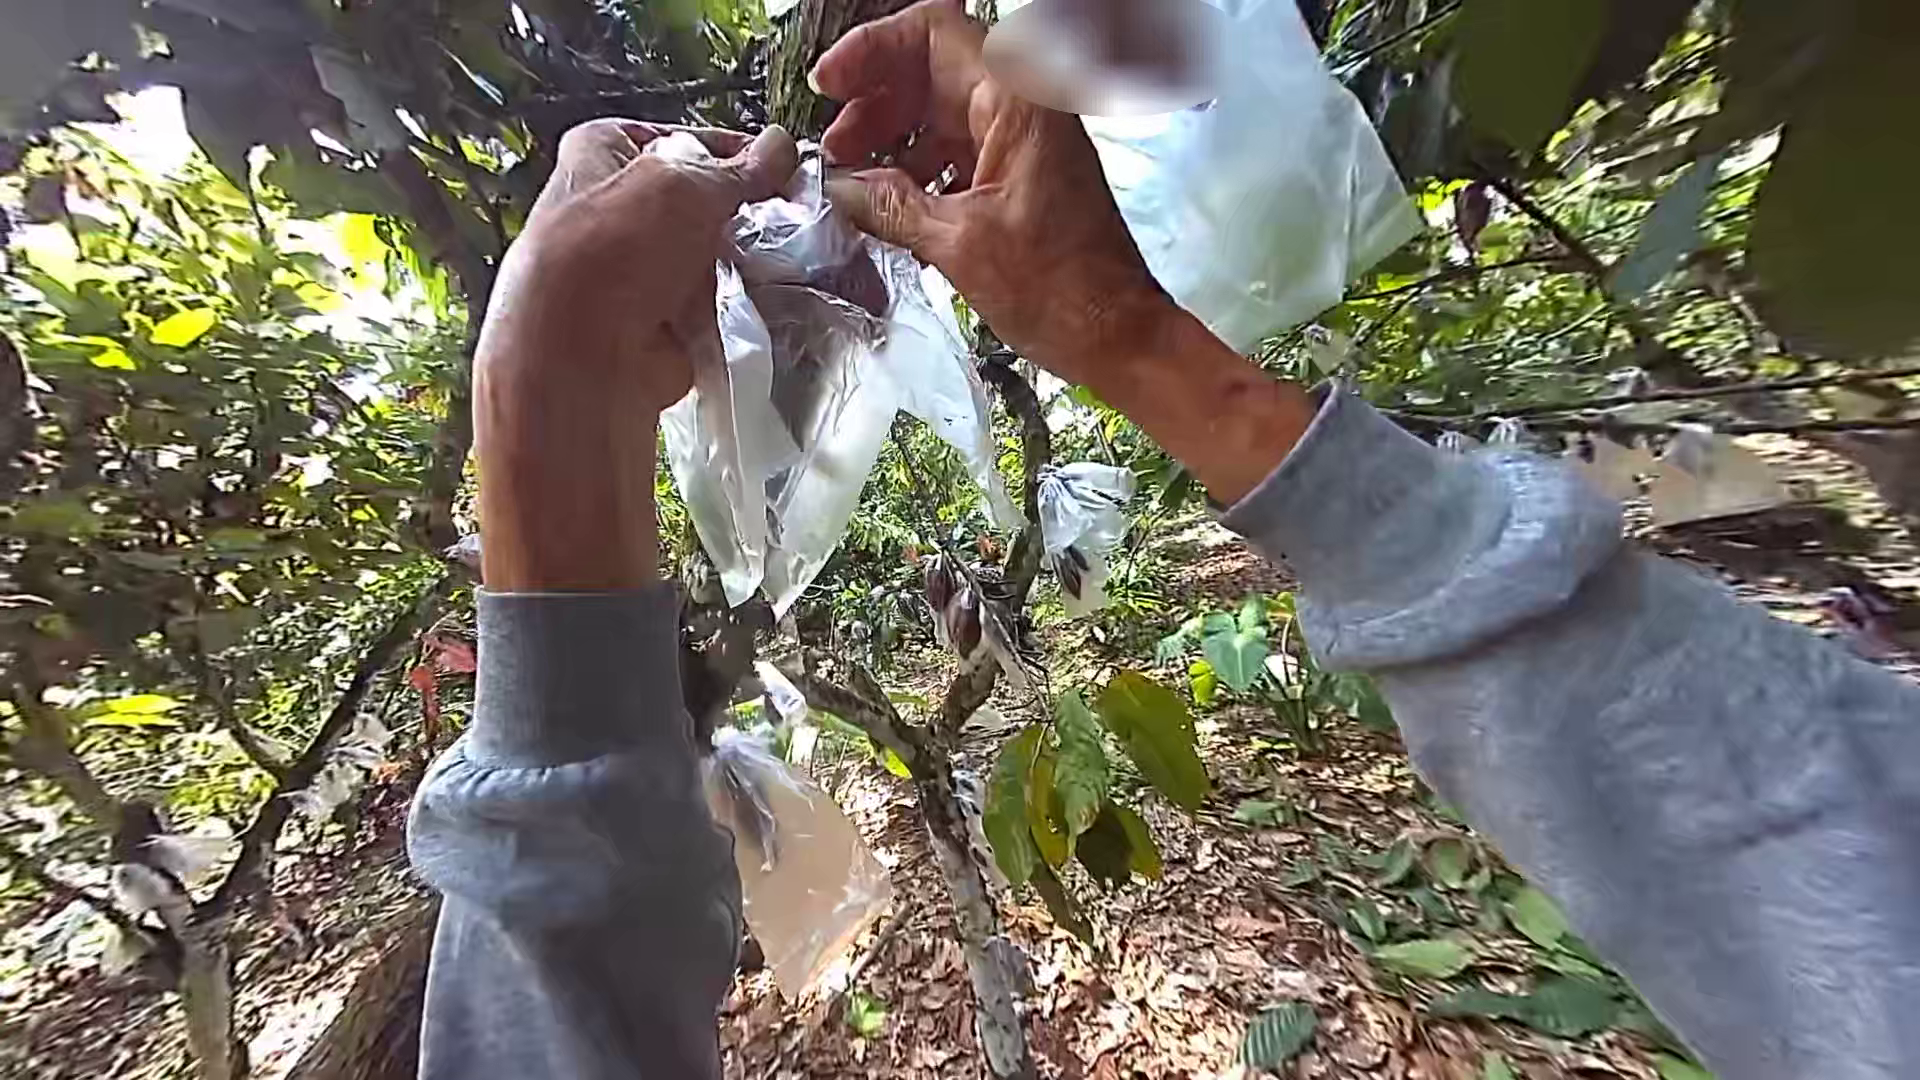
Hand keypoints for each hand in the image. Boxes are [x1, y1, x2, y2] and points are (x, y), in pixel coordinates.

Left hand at [480, 120, 798, 413]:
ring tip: (792, 262)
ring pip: (722, 256)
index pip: (689, 143)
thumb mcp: (683, 187)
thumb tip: (783, 145)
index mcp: (609, 154)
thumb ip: (740, 170)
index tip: (788, 170)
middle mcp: (628, 210)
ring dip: (753, 262)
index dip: (740, 155)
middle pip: (710, 204)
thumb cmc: (618, 249)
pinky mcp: (676, 317)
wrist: (590, 352)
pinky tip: (775, 300)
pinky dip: (748, 302)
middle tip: (796, 220)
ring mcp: (653, 269)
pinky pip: (725, 301)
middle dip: (752, 214)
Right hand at [812, 0, 1312, 501]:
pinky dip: (926, 184)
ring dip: (898, 152)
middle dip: (877, 110)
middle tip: (838, 153)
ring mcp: (1025, 151)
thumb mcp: (962, 246)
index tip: (829, 87)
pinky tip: (896, 217)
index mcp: (1017, 103)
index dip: (871, 53)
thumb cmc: (1060, 293)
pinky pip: (963, 166)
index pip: (932, 34)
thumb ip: (894, 207)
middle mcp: (1024, 113)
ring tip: (860, 191)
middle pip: (932, 79)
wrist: (1114, 336)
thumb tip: (841, 189)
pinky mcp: (1022, 188)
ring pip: (945, 126)